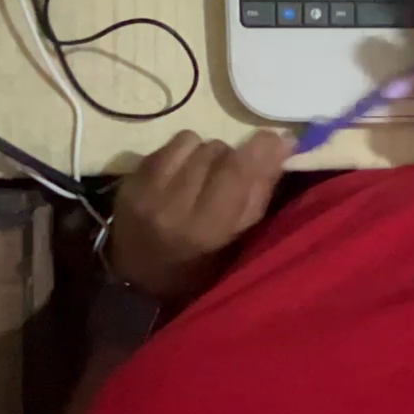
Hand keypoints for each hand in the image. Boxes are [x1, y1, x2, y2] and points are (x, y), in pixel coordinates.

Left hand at [107, 129, 291, 303]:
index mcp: (205, 229)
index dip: (260, 148)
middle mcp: (173, 206)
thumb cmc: (199, 265)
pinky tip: (181, 171)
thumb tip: (283, 143)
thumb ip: (260, 192)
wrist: (137, 276)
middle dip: (232, 156)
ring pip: (194, 141)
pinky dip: (184, 151)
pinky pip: (170, 143)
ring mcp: (147, 189)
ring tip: (203, 173)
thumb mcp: (237, 238)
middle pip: (217, 152)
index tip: (277, 138)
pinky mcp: (131, 177)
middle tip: (230, 174)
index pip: (237, 172)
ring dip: (206, 152)